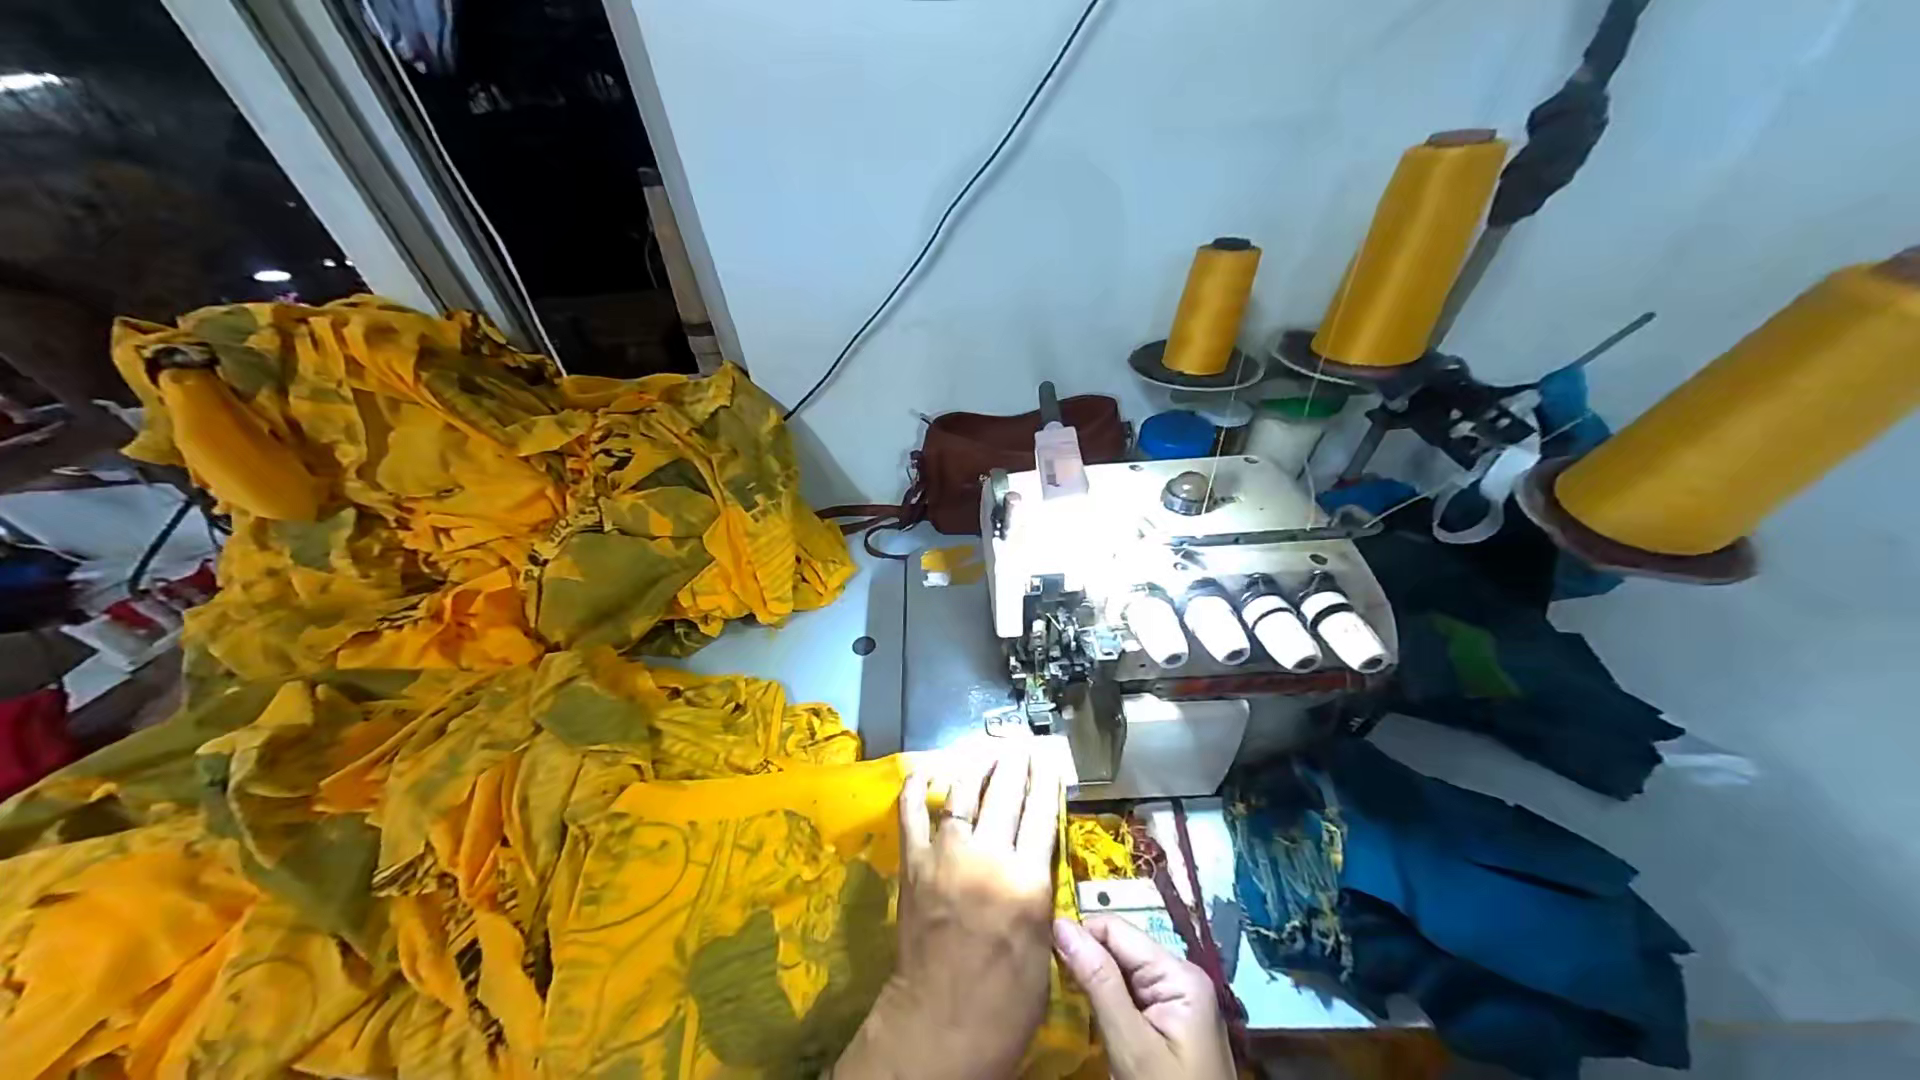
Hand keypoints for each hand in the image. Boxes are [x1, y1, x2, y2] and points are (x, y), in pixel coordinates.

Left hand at [834, 744, 1062, 1079]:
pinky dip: (916, 790)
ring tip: (985, 751)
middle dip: (1014, 765)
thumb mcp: (1042, 944)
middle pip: (1004, 795)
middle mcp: (988, 856)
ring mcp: (946, 856)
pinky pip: (912, 815)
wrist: (940, 1025)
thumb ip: (1038, 890)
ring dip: (975, 768)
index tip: (1047, 761)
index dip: (1045, 783)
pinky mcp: (914, 864)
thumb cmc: (1004, 1001)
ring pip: (962, 795)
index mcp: (1025, 880)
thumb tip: (1034, 854)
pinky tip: (924, 771)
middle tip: (1019, 747)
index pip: (1040, 815)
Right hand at [1052, 915, 1234, 1079]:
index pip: (1115, 929)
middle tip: (1046, 978)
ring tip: (1058, 992)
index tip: (1042, 954)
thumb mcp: (1132, 1047)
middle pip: (1117, 947)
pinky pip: (1126, 994)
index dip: (1078, 936)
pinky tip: (1082, 1012)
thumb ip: (1099, 982)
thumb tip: (1061, 924)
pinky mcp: (1166, 1021)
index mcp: (1178, 973)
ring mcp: (1174, 999)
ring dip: (1089, 980)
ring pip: (1118, 970)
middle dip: (1083, 959)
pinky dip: (1102, 999)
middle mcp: (1178, 975)